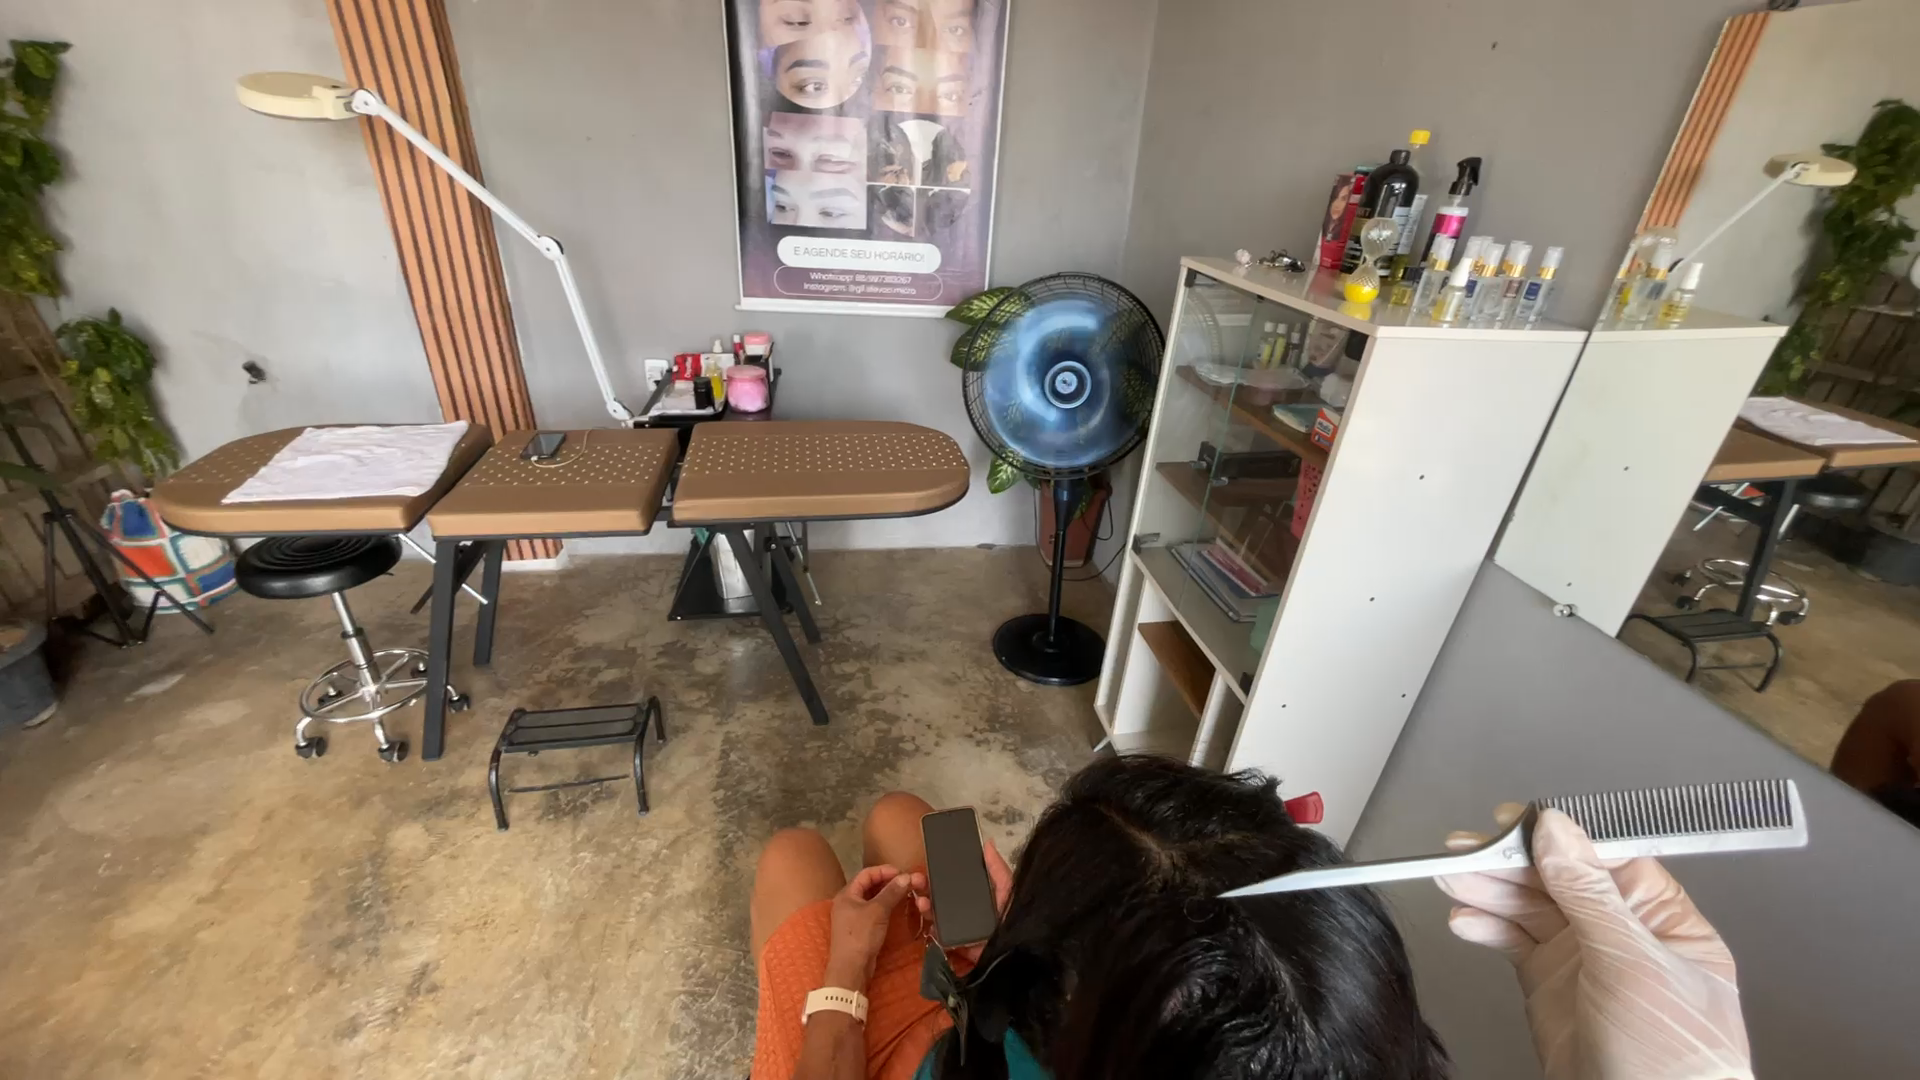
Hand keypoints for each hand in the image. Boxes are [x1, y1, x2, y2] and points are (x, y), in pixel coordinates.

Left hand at [823, 864, 921, 991]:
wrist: (851, 970)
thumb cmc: (861, 935)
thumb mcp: (878, 911)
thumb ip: (892, 892)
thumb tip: (906, 876)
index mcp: (847, 893)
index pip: (867, 873)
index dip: (884, 870)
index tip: (902, 873)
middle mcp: (848, 902)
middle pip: (869, 885)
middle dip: (888, 882)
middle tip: (905, 882)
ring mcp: (852, 916)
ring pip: (872, 898)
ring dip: (887, 894)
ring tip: (904, 893)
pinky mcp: (859, 929)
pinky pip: (873, 911)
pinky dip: (885, 906)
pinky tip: (896, 908)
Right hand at [912, 838, 1013, 964]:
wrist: (1015, 950)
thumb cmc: (1014, 916)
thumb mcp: (1008, 888)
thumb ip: (997, 868)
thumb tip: (988, 841)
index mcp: (975, 894)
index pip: (953, 880)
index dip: (938, 872)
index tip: (926, 863)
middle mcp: (964, 909)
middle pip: (939, 896)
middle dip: (925, 887)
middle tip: (915, 879)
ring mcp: (958, 928)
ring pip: (935, 914)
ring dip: (925, 905)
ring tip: (921, 900)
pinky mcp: (957, 945)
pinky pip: (940, 936)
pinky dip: (932, 928)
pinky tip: (928, 920)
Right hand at [1436, 806, 1752, 1079]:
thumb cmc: (1672, 1064)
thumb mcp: (1632, 968)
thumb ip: (1589, 894)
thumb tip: (1556, 828)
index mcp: (1664, 925)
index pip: (1606, 859)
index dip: (1558, 836)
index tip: (1513, 820)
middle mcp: (1620, 934)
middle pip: (1553, 876)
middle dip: (1505, 863)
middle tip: (1462, 851)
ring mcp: (1581, 956)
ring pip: (1523, 903)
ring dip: (1484, 889)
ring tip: (1451, 882)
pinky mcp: (1545, 978)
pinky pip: (1508, 936)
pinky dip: (1483, 925)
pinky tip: (1465, 924)